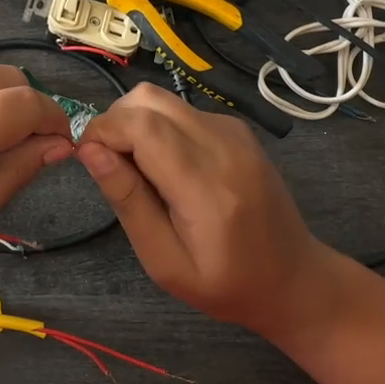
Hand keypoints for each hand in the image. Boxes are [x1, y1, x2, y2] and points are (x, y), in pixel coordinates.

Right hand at [76, 83, 332, 334]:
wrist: (295, 280)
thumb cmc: (226, 284)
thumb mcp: (166, 263)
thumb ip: (128, 203)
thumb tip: (89, 150)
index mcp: (207, 188)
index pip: (141, 127)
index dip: (103, 131)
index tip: (88, 158)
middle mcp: (223, 147)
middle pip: (147, 100)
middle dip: (114, 122)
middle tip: (110, 164)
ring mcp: (233, 132)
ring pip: (160, 99)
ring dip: (134, 122)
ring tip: (138, 166)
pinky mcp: (236, 127)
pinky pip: (179, 108)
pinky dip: (157, 125)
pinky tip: (166, 164)